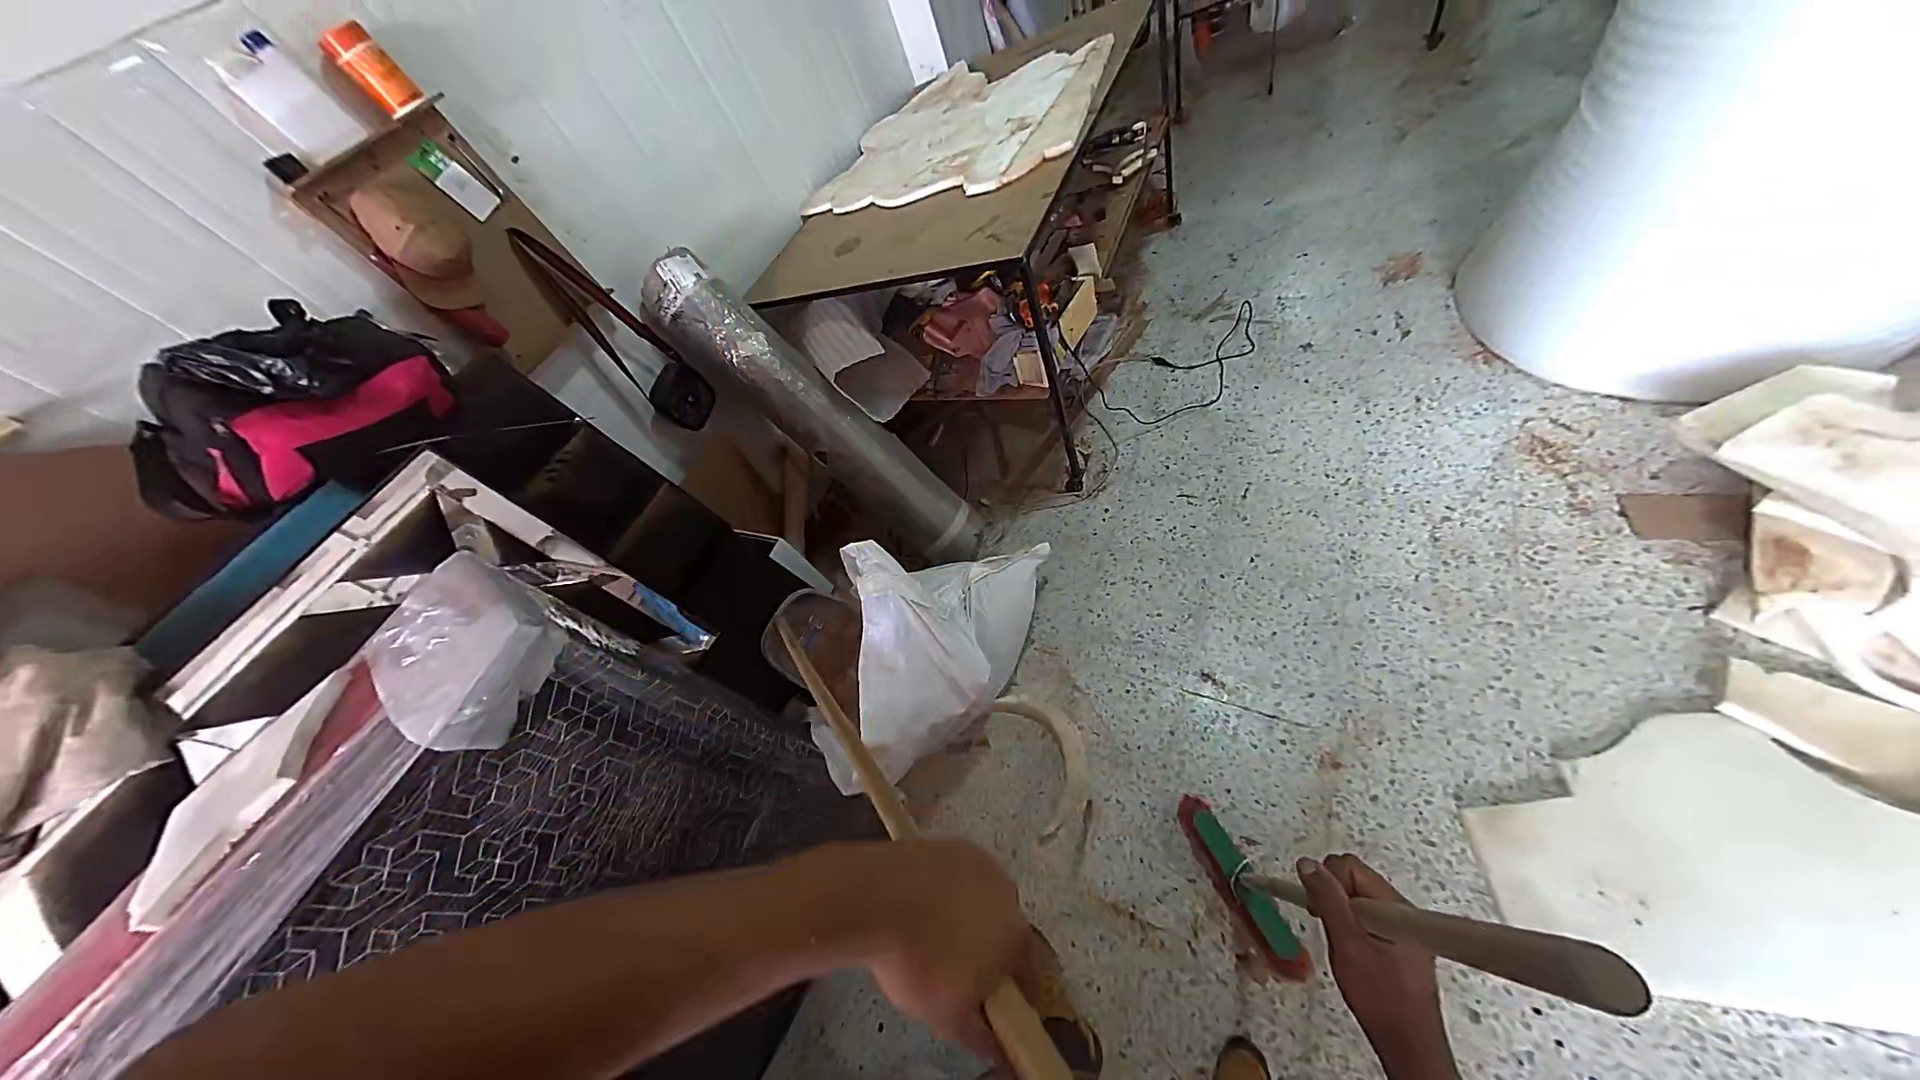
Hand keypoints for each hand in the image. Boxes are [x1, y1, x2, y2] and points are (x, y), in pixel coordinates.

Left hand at [800, 839, 1027, 1055]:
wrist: (877, 898)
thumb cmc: (915, 962)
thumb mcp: (949, 1019)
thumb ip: (983, 1037)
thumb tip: (999, 1046)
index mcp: (1017, 939)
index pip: (1029, 978)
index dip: (1013, 999)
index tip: (995, 1010)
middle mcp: (1009, 896)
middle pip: (1007, 934)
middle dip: (989, 954)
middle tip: (958, 972)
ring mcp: (983, 864)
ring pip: (985, 902)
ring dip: (970, 918)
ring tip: (933, 936)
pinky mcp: (957, 845)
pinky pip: (962, 877)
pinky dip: (949, 891)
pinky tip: (924, 904)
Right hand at [1297, 855, 1456, 1079]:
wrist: (1408, 1044)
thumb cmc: (1379, 997)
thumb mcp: (1346, 944)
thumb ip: (1327, 899)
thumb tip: (1307, 864)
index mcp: (1394, 905)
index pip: (1349, 866)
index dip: (1326, 881)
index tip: (1317, 908)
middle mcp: (1401, 909)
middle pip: (1353, 878)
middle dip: (1333, 895)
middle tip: (1328, 925)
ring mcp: (1401, 924)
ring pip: (1356, 896)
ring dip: (1340, 911)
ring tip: (1340, 940)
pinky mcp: (1399, 939)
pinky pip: (1365, 914)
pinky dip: (1350, 924)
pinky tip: (1351, 947)